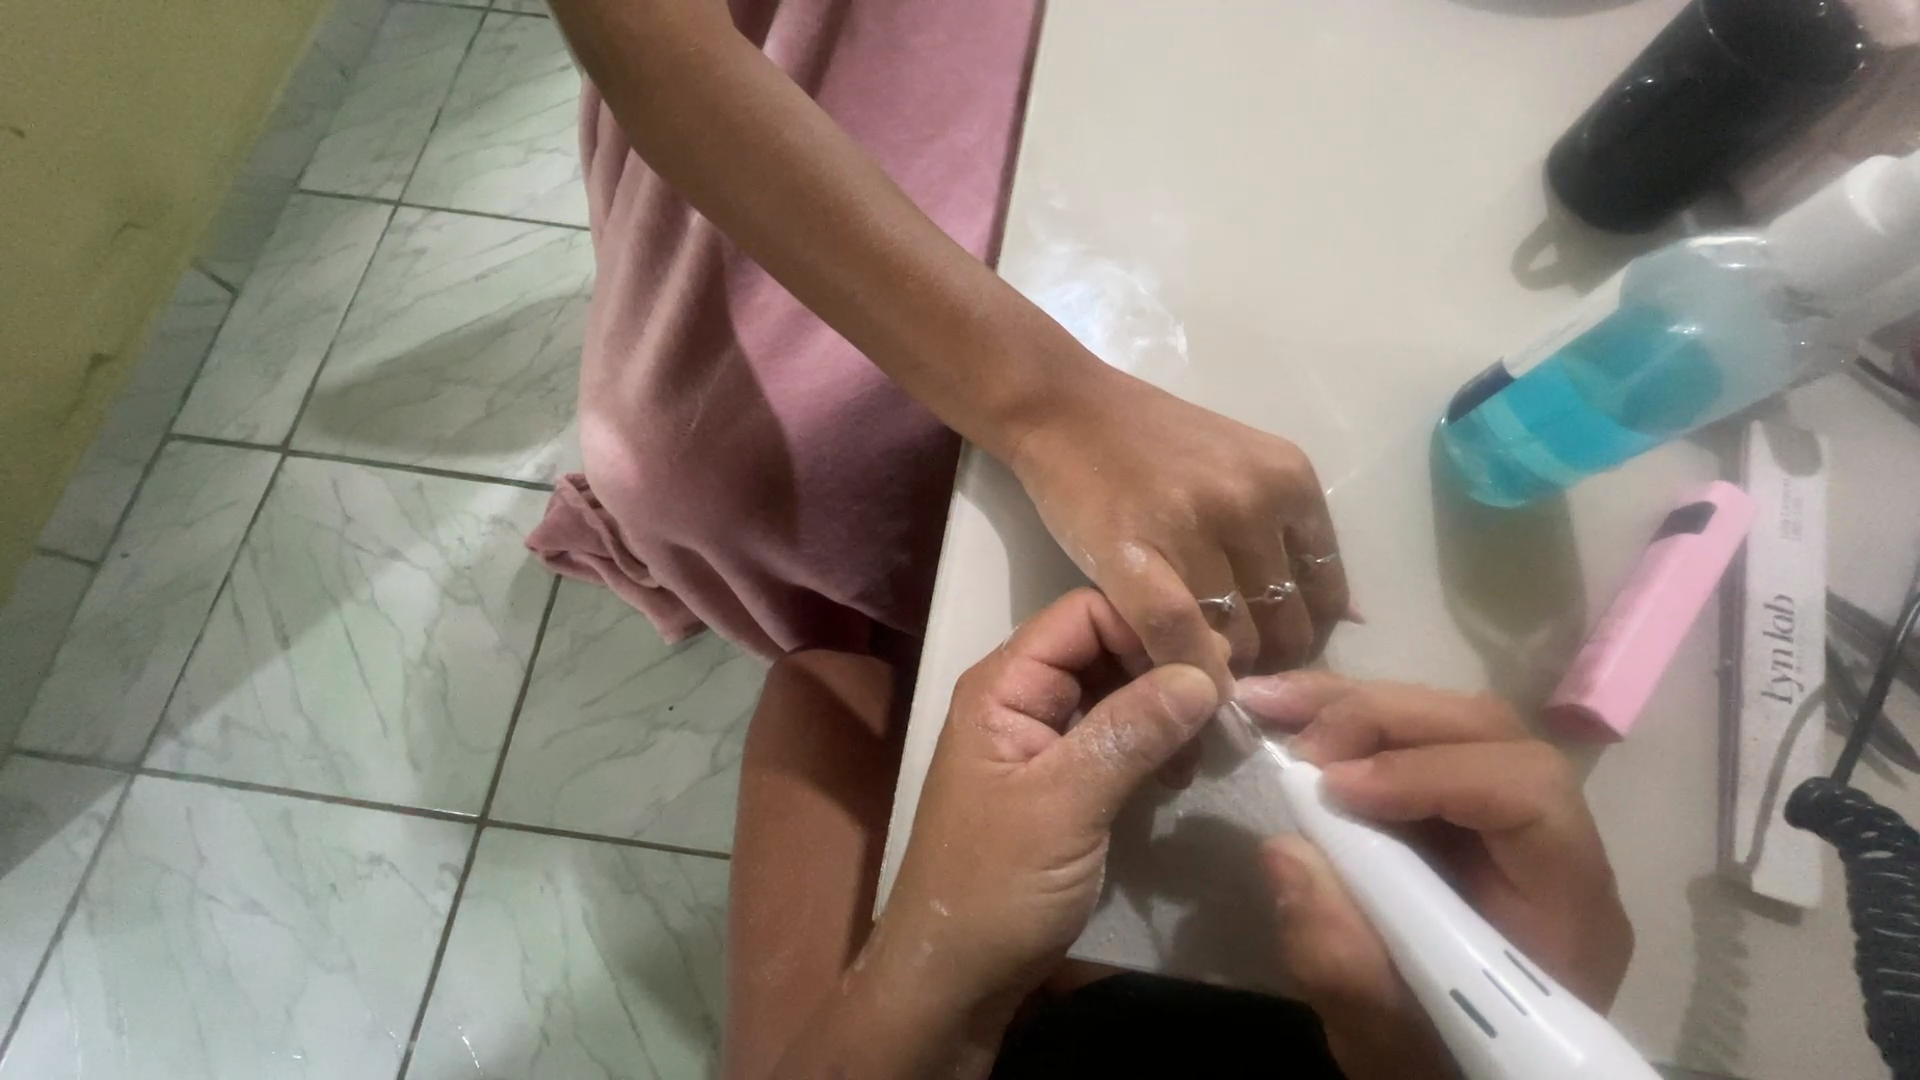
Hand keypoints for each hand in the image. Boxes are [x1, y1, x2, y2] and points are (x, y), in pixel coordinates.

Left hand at [862, 589, 1218, 1046]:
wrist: (955, 975)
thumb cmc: (995, 885)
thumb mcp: (1064, 804)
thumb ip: (1130, 732)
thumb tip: (1203, 673)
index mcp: (1003, 683)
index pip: (1084, 613)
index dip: (1146, 624)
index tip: (1212, 663)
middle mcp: (1021, 694)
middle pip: (1102, 644)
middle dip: (1162, 666)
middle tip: (1224, 705)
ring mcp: (1041, 733)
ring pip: (1114, 688)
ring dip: (1163, 706)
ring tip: (1205, 745)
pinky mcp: (1062, 772)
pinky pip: (1114, 732)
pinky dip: (1152, 740)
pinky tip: (1180, 768)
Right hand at [1010, 370, 1348, 695]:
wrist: (1066, 409)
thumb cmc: (1151, 443)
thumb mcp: (1242, 470)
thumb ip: (1290, 538)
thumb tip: (1350, 617)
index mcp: (1290, 480)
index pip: (1327, 595)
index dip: (1302, 640)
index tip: (1267, 653)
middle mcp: (1255, 500)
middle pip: (1286, 626)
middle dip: (1261, 662)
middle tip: (1224, 666)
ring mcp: (1195, 525)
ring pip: (1236, 640)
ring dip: (1218, 668)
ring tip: (1190, 663)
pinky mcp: (1134, 552)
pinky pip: (1178, 635)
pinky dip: (1184, 669)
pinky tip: (1172, 677)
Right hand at [1240, 673, 1633, 1079]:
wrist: (1450, 1056)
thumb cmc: (1436, 1058)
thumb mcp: (1386, 1041)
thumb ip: (1343, 963)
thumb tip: (1285, 851)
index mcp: (1561, 904)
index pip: (1525, 793)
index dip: (1428, 773)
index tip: (1332, 790)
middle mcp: (1543, 837)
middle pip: (1482, 730)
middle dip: (1377, 719)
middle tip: (1292, 746)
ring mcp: (1492, 806)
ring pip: (1439, 715)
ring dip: (1347, 702)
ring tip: (1267, 703)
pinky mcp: (1444, 794)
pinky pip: (1400, 731)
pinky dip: (1336, 713)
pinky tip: (1281, 712)